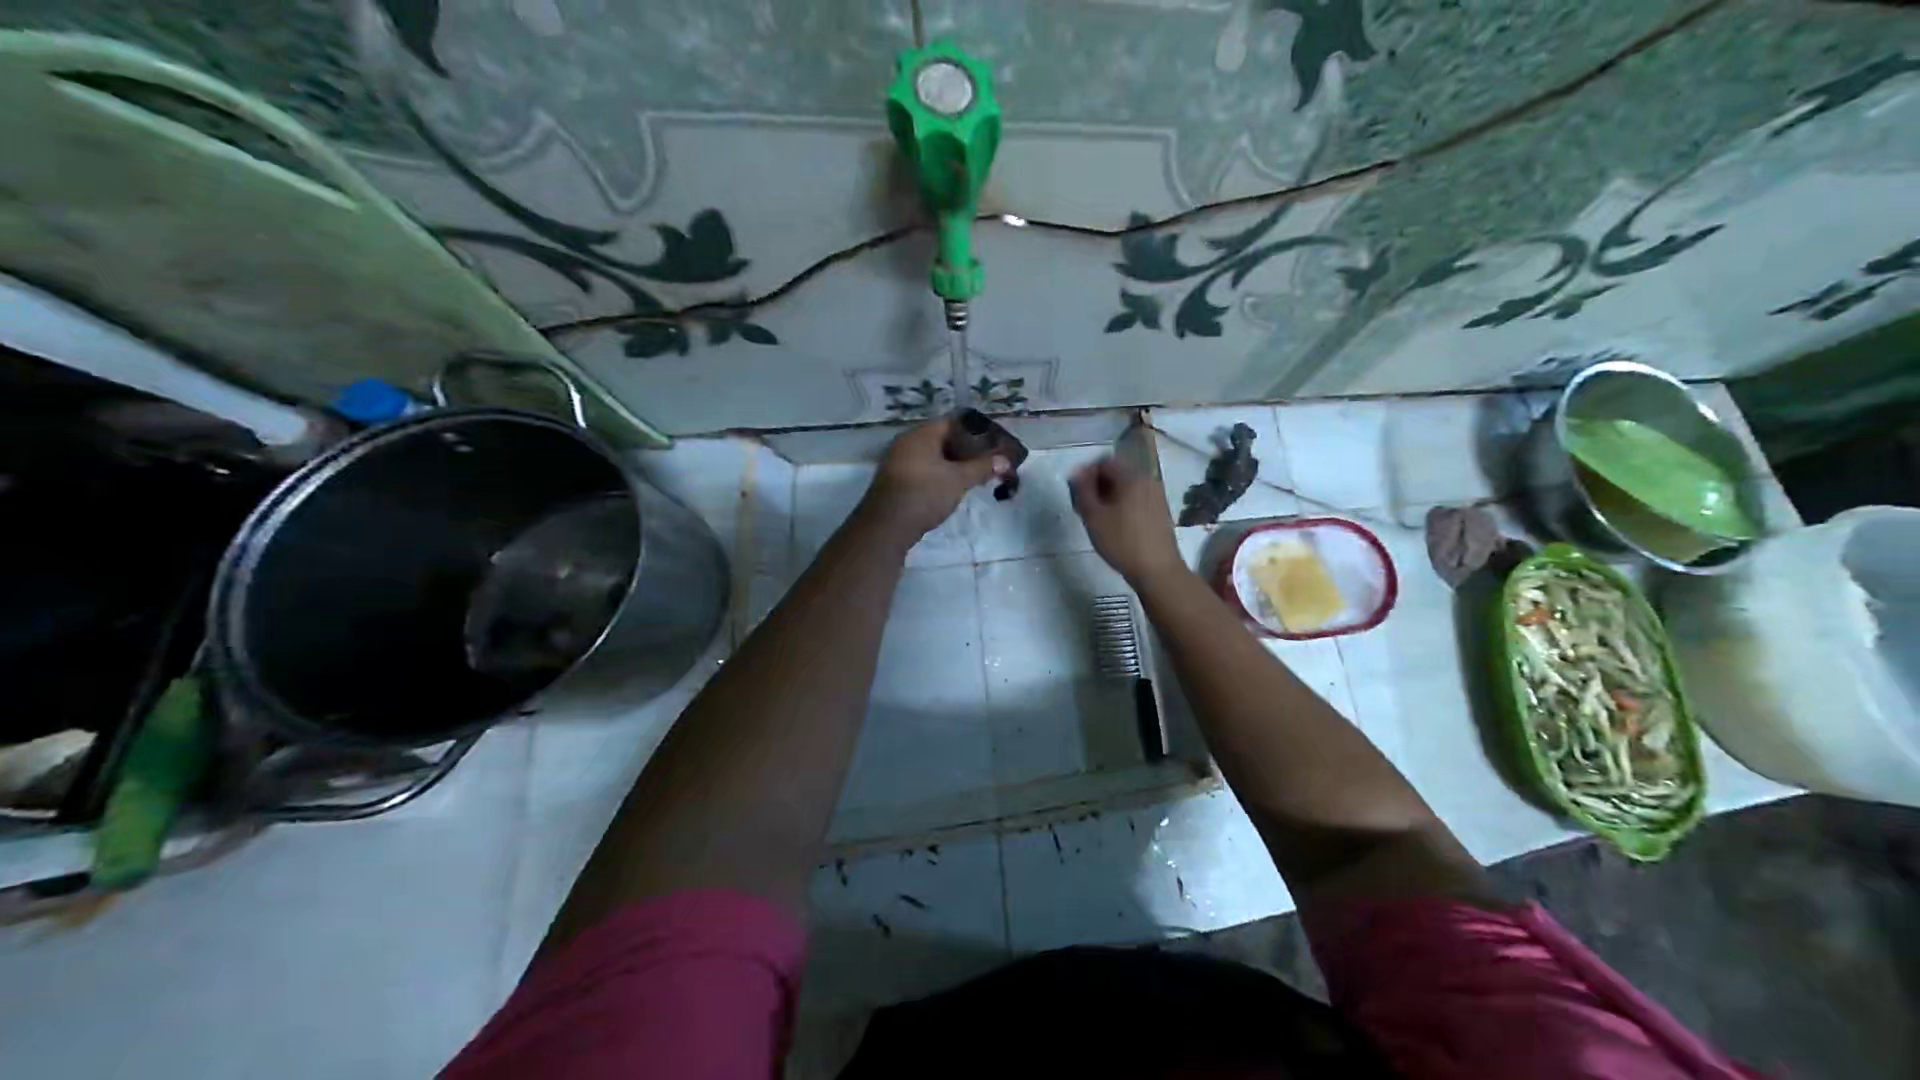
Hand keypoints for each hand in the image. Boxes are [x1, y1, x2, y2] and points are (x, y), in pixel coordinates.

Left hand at [860, 416, 1007, 543]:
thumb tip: (1005, 460)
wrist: (886, 527)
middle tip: (988, 461)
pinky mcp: (895, 481)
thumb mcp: (958, 480)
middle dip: (967, 450)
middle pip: (943, 439)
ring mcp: (898, 462)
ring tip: (975, 475)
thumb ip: (982, 467)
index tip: (994, 444)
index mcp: (921, 434)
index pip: (954, 422)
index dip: (977, 431)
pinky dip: (940, 474)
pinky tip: (953, 487)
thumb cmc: (924, 495)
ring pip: (933, 456)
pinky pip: (923, 470)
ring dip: (953, 464)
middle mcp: (907, 442)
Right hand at [1069, 457, 1183, 585]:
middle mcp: (1147, 481)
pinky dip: (1122, 506)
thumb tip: (1076, 473)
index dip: (1086, 473)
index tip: (1076, 493)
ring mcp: (1156, 497)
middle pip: (1117, 474)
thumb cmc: (1122, 541)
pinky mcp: (1160, 513)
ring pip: (1127, 488)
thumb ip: (1082, 491)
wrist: (1157, 570)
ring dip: (1109, 497)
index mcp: (1132, 477)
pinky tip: (1114, 525)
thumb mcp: (1093, 516)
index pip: (1105, 462)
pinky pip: (1136, 500)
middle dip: (1097, 486)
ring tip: (1096, 518)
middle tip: (1083, 506)